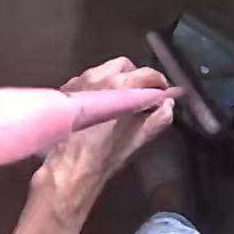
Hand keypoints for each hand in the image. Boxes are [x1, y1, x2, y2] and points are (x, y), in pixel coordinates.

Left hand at [32, 57, 173, 219]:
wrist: (68, 167)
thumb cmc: (104, 155)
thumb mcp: (138, 138)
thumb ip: (158, 118)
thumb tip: (167, 105)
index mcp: (120, 85)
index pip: (147, 73)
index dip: (160, 82)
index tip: (163, 92)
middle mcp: (97, 77)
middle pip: (124, 65)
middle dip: (136, 77)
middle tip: (143, 95)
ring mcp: (79, 82)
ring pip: (104, 70)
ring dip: (116, 81)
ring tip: (121, 102)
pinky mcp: (65, 90)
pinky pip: (87, 80)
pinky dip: (98, 88)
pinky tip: (100, 107)